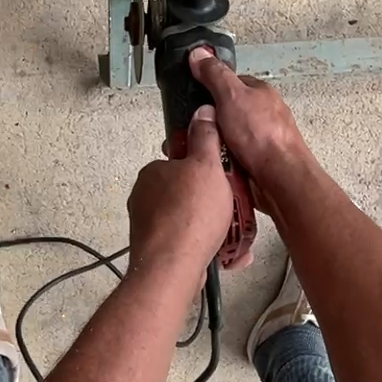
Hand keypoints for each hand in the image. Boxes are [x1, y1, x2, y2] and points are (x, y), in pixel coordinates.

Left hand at [125, 106, 233, 285]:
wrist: (172, 269)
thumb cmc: (189, 215)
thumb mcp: (206, 166)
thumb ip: (205, 137)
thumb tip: (202, 113)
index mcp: (153, 172)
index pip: (180, 160)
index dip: (205, 166)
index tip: (223, 175)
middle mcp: (145, 198)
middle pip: (186, 191)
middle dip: (212, 200)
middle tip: (233, 206)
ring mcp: (150, 227)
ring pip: (189, 219)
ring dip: (214, 226)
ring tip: (235, 235)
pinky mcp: (158, 251)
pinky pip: (187, 243)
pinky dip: (208, 246)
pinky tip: (228, 256)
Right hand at [188, 47, 309, 181]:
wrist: (281, 178)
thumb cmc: (263, 136)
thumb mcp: (232, 97)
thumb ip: (215, 75)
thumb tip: (199, 55)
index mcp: (259, 93)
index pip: (229, 83)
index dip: (208, 89)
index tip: (191, 98)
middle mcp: (262, 115)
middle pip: (225, 114)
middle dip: (208, 124)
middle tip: (193, 131)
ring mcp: (261, 140)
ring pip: (226, 139)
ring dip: (213, 146)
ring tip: (201, 152)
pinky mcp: (258, 162)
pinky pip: (232, 159)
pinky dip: (222, 163)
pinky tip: (214, 167)